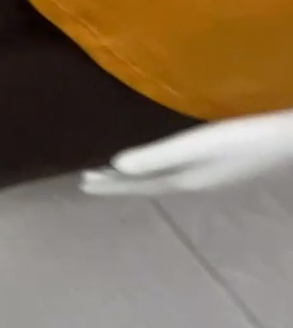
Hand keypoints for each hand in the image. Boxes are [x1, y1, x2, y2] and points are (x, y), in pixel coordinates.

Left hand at [82, 108, 292, 196]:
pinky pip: (177, 172)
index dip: (111, 185)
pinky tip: (159, 164)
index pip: (138, 186)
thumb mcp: (195, 147)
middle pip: (148, 185)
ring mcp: (214, 177)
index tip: (82, 184)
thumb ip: (156, 157)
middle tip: (86, 179)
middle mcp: (198, 183)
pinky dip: (155, 169)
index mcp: (187, 181)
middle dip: (118, 183)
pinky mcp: (224, 166)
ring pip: (162, 180)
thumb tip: (116, 167)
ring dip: (135, 177)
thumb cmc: (245, 141)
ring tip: (111, 173)